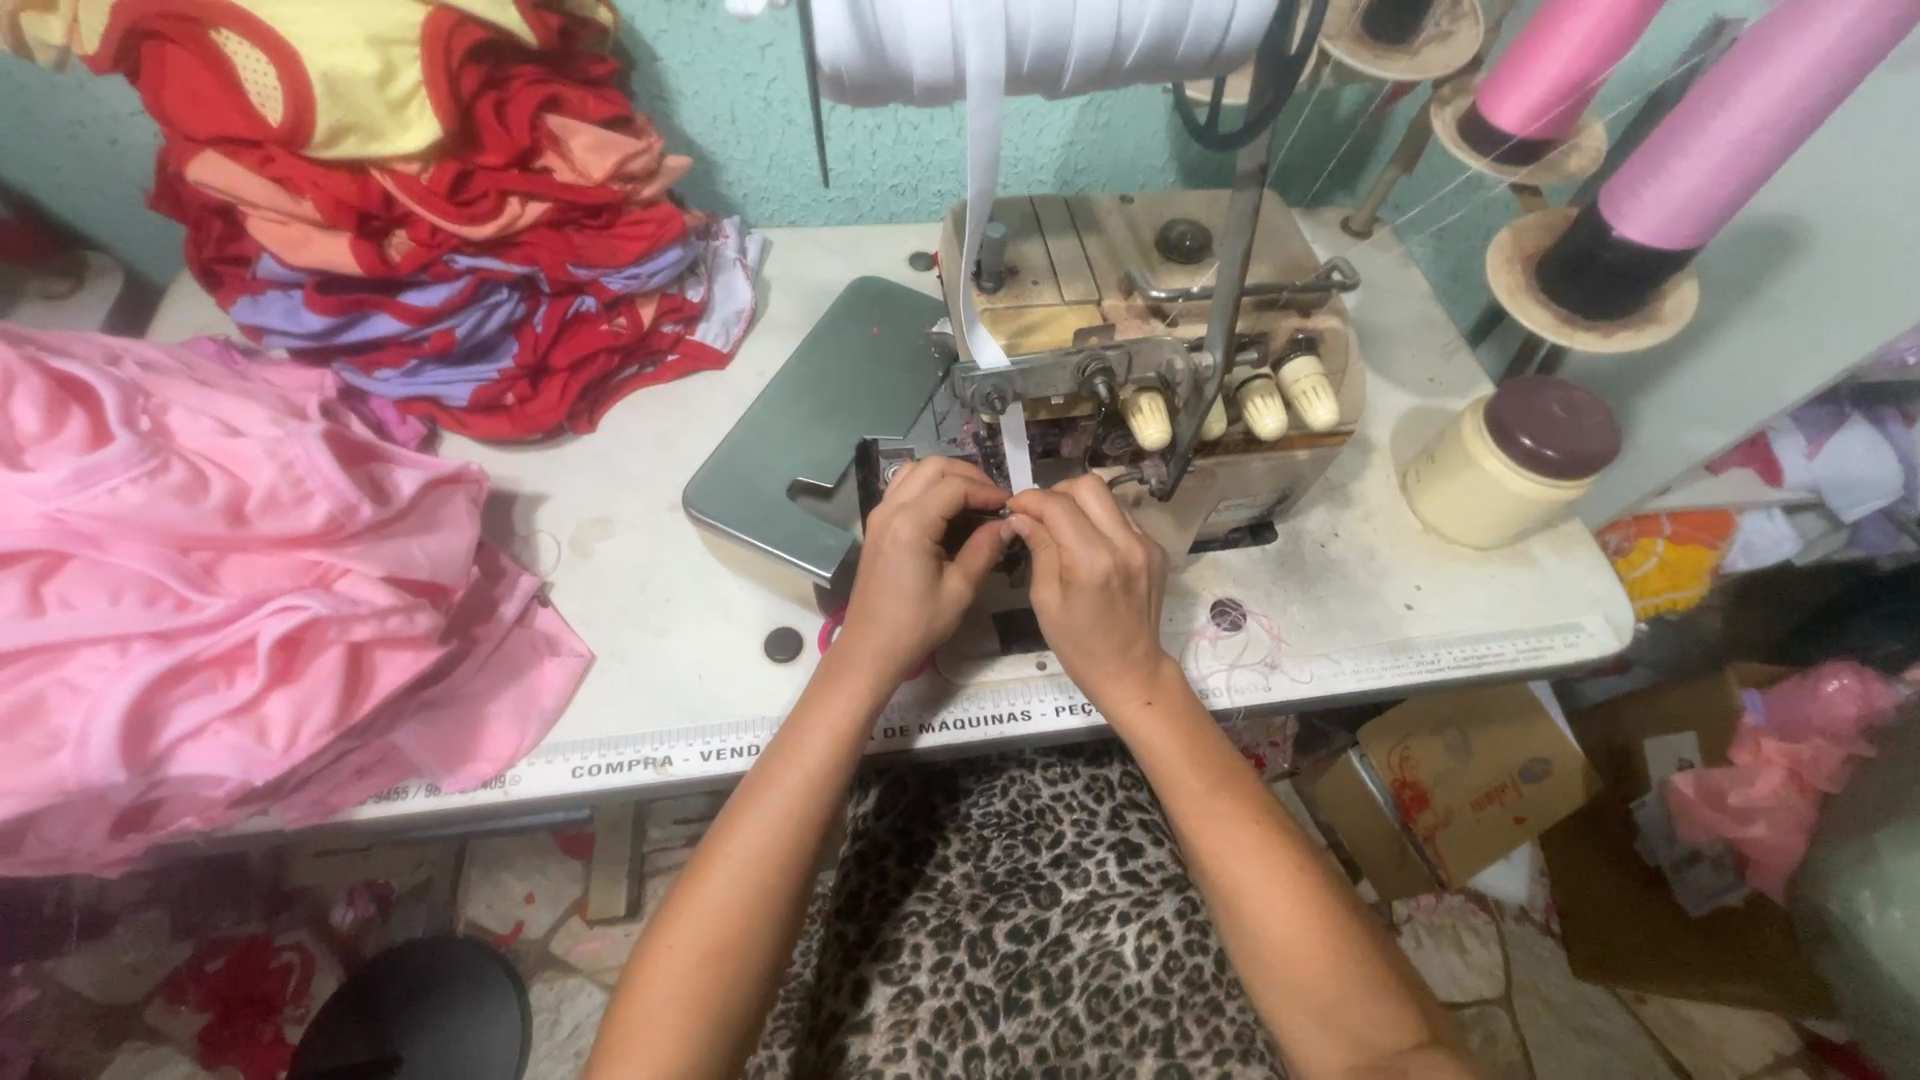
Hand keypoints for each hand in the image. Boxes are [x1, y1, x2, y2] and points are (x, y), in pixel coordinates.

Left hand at [838, 457, 1010, 679]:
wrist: (871, 647)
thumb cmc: (916, 624)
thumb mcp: (959, 590)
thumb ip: (984, 550)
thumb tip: (1009, 524)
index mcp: (911, 524)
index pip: (955, 486)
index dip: (986, 490)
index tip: (1008, 506)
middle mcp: (891, 510)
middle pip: (933, 466)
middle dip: (967, 475)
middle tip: (992, 499)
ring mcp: (879, 515)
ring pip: (914, 471)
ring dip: (945, 476)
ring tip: (971, 498)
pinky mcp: (876, 525)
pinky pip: (902, 487)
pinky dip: (927, 486)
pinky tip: (947, 509)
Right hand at [1007, 475, 1176, 714]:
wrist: (1129, 669)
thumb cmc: (1078, 644)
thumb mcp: (1045, 600)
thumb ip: (1039, 549)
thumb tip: (1021, 517)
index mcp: (1092, 561)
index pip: (1058, 505)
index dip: (1030, 499)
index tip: (1014, 508)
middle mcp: (1124, 544)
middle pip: (1088, 486)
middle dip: (1057, 493)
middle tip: (1040, 515)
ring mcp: (1146, 545)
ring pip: (1108, 496)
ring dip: (1080, 504)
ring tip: (1062, 527)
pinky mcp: (1155, 549)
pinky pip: (1122, 517)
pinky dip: (1100, 519)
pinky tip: (1088, 542)